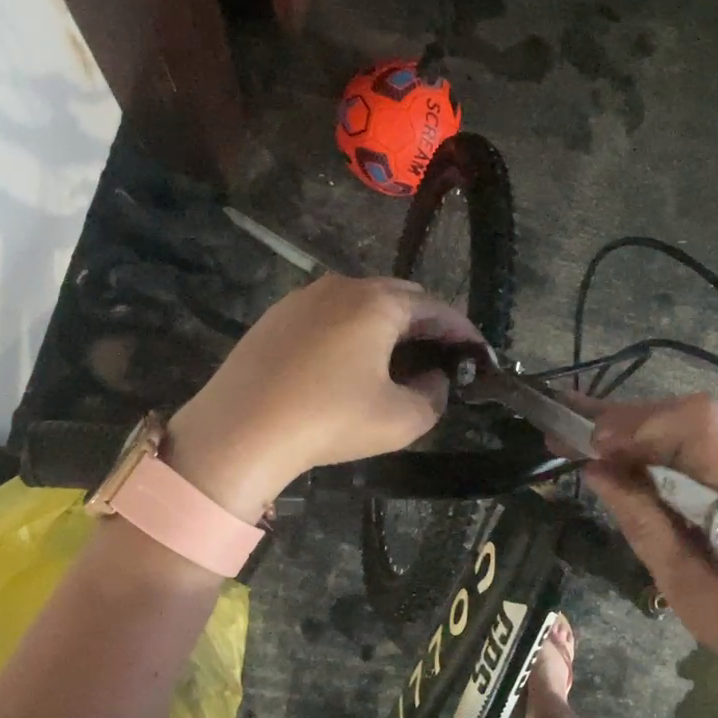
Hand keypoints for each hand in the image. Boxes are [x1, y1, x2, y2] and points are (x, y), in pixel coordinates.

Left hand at [165, 274, 482, 519]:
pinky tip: (347, 367)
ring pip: (359, 306)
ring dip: (385, 329)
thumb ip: (433, 396)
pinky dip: (349, 335)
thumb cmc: (329, 420)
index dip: (462, 332)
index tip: (477, 354)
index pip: (435, 308)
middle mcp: (340, 287)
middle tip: (440, 359)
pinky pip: (327, 318)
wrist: (240, 430)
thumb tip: (432, 379)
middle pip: (398, 298)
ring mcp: (302, 299)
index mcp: (378, 303)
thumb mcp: (400, 420)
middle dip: (425, 326)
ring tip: (396, 364)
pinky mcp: (275, 319)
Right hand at [581, 394, 717, 712]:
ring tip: (586, 448)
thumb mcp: (684, 587)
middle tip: (564, 435)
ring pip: (698, 433)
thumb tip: (595, 470)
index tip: (591, 442)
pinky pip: (711, 451)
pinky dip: (666, 455)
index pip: (702, 424)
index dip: (641, 421)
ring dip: (642, 438)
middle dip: (626, 426)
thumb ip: (642, 522)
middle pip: (693, 421)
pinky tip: (631, 468)